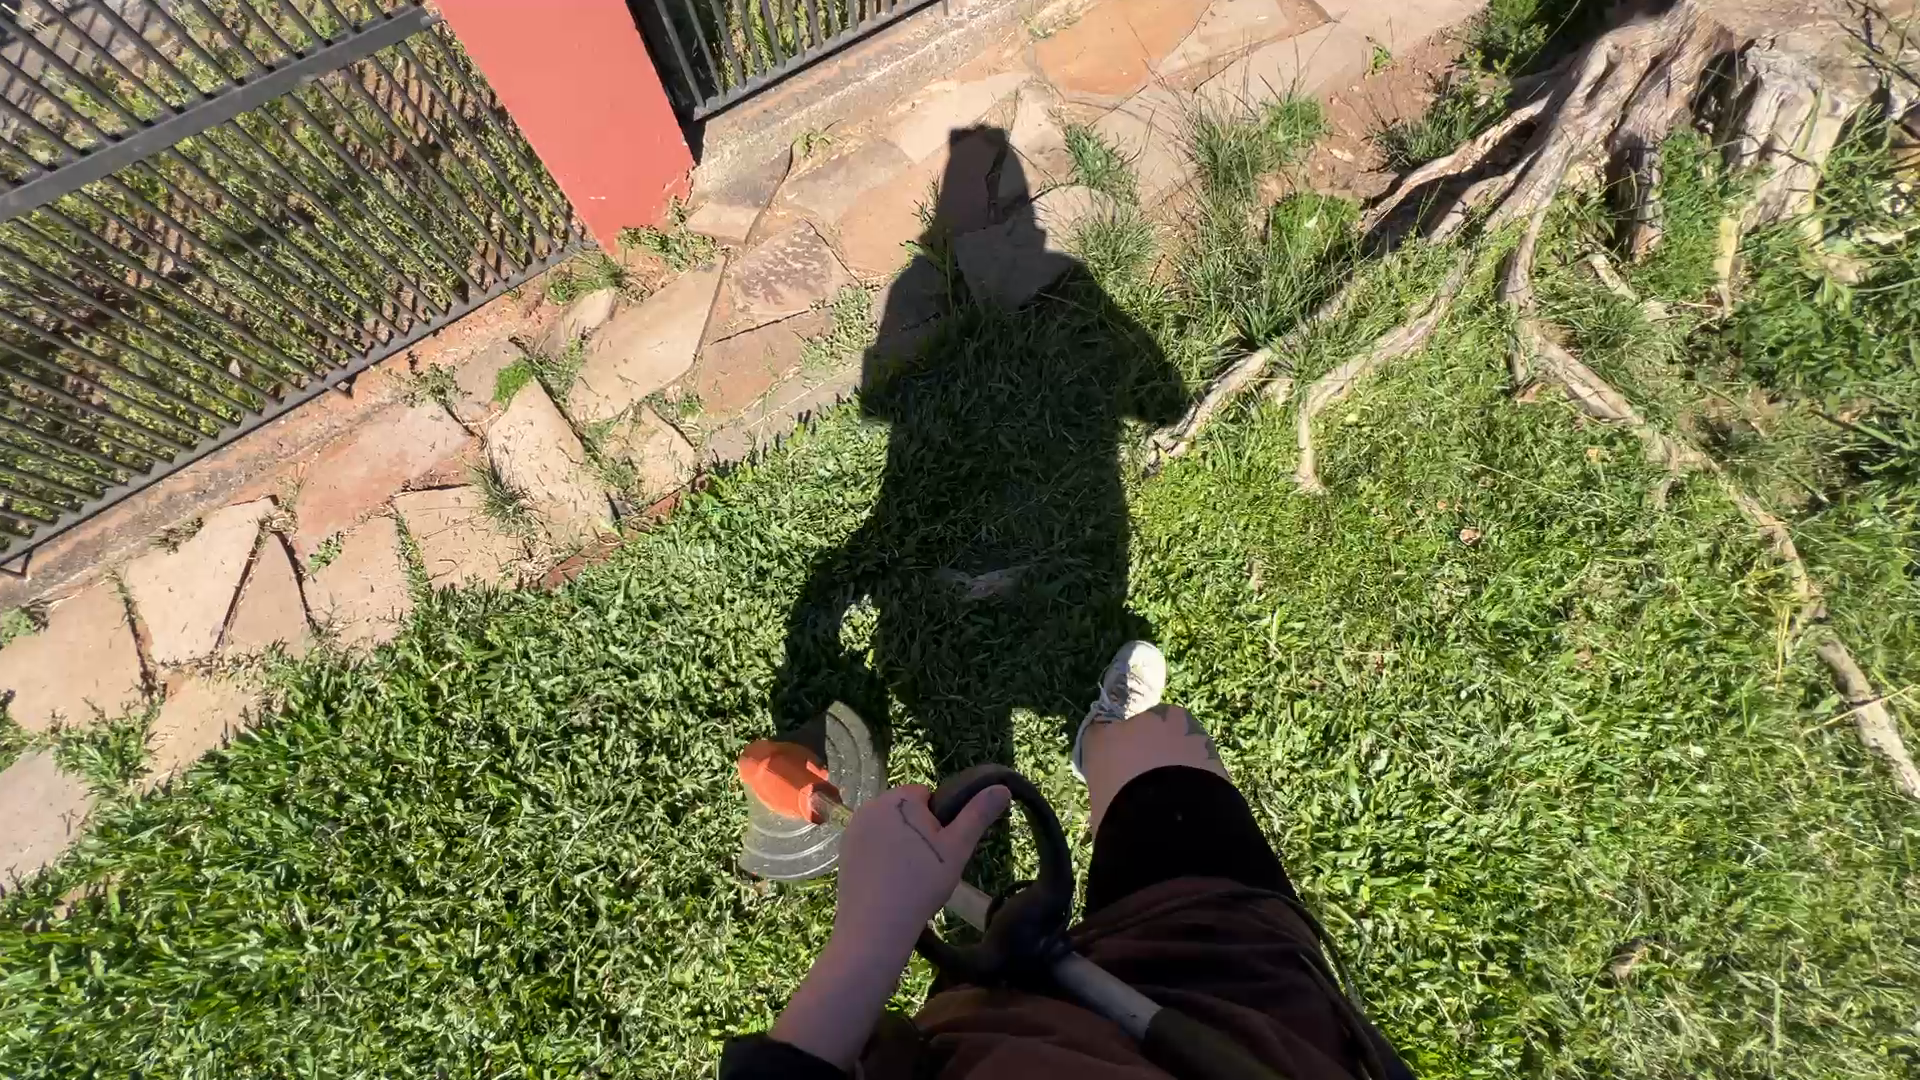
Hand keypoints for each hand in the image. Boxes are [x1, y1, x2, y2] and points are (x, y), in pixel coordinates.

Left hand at [769, 783, 1010, 1069]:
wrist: (875, 928)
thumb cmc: (921, 883)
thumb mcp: (958, 848)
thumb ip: (979, 814)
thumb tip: (1002, 788)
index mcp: (898, 798)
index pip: (926, 796)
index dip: (939, 822)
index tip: (940, 850)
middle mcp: (871, 805)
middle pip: (907, 811)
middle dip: (919, 832)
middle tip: (928, 866)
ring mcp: (854, 828)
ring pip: (890, 828)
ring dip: (902, 843)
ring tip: (910, 877)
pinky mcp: (844, 851)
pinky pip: (872, 844)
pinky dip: (882, 857)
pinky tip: (889, 882)